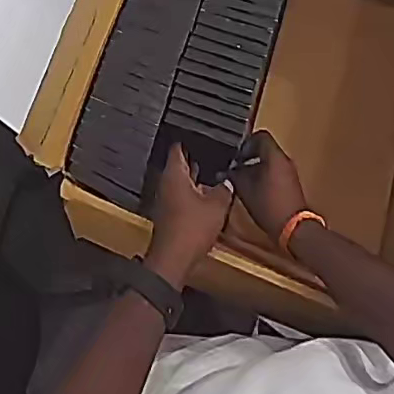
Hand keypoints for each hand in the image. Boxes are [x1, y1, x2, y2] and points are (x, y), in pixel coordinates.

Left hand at [144, 144, 231, 289]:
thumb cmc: (191, 228)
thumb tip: (227, 181)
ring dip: (193, 179)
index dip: (188, 141)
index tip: (198, 136)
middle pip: (178, 165)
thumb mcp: (217, 205)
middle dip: (193, 161)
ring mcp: (165, 198)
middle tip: (209, 155)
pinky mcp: (169, 213)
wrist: (175, 257)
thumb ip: (224, 189)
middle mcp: (166, 183)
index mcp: (174, 175)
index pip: (177, 149)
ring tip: (211, 175)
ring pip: (180, 182)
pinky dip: (191, 194)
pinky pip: (180, 197)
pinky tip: (205, 199)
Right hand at [236, 130, 308, 244]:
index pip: (261, 136)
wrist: (294, 228)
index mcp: (274, 156)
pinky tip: (253, 189)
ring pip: (270, 161)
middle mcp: (285, 160)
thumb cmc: (268, 204)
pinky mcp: (292, 185)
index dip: (246, 142)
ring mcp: (290, 173)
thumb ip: (234, 175)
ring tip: (242, 179)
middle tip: (236, 166)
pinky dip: (264, 175)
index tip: (236, 153)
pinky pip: (275, 172)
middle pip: (265, 148)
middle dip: (249, 155)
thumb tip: (225, 170)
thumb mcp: (245, 188)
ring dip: (256, 166)